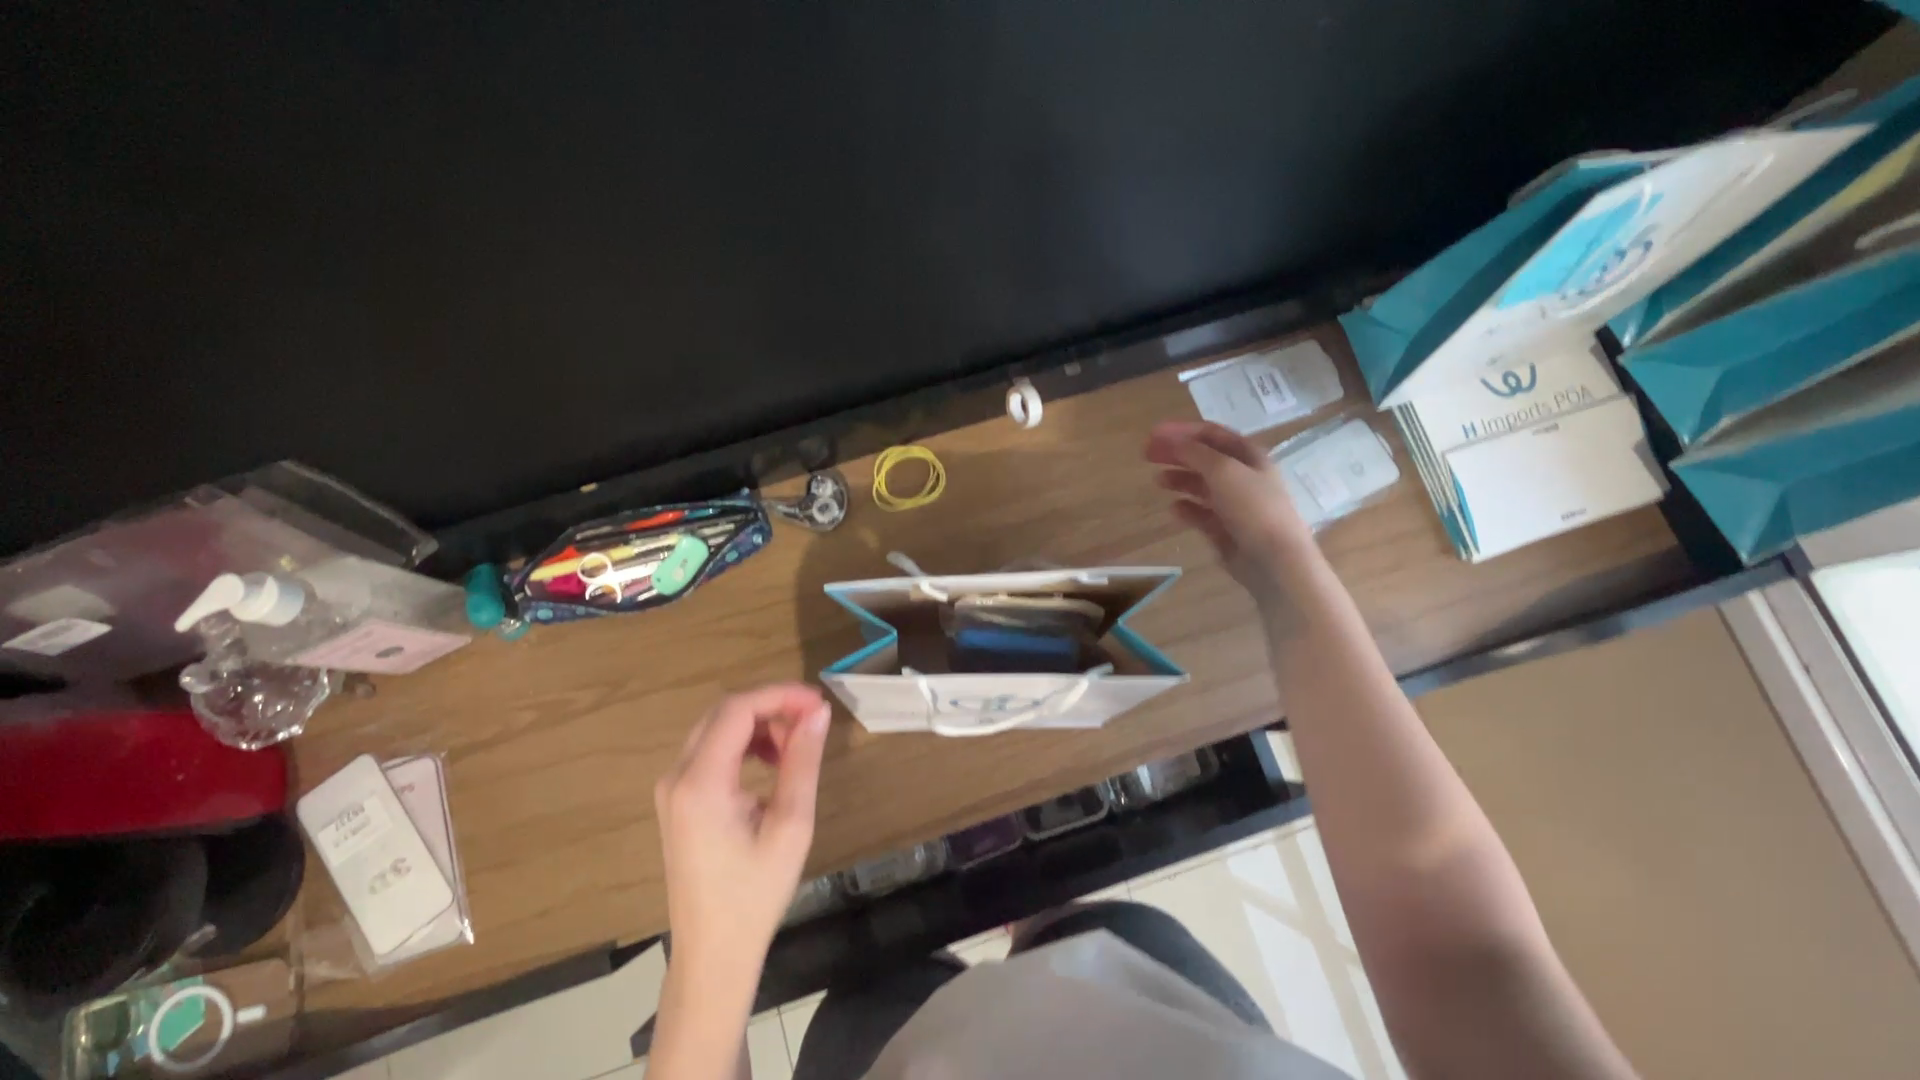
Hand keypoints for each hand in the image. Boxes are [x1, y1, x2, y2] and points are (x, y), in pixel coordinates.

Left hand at [655, 683, 831, 973]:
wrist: (714, 952)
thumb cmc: (755, 894)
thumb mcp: (790, 826)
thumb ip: (802, 762)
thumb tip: (818, 713)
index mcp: (700, 782)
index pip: (737, 710)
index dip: (780, 696)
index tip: (820, 703)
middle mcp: (676, 777)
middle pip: (723, 714)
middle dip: (770, 707)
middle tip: (813, 722)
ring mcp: (671, 790)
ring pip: (715, 731)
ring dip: (757, 726)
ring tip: (796, 747)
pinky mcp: (677, 802)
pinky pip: (709, 754)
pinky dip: (742, 747)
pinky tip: (771, 766)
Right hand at [1146, 420, 1317, 605]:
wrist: (1274, 559)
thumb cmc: (1252, 507)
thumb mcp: (1223, 470)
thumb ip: (1194, 452)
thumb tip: (1171, 441)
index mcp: (1249, 455)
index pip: (1212, 433)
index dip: (1182, 430)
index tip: (1153, 434)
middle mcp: (1243, 476)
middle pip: (1204, 458)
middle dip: (1176, 454)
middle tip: (1147, 455)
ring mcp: (1235, 504)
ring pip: (1202, 485)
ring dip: (1179, 479)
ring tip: (1158, 481)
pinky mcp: (1226, 530)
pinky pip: (1201, 514)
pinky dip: (1187, 509)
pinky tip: (1174, 509)